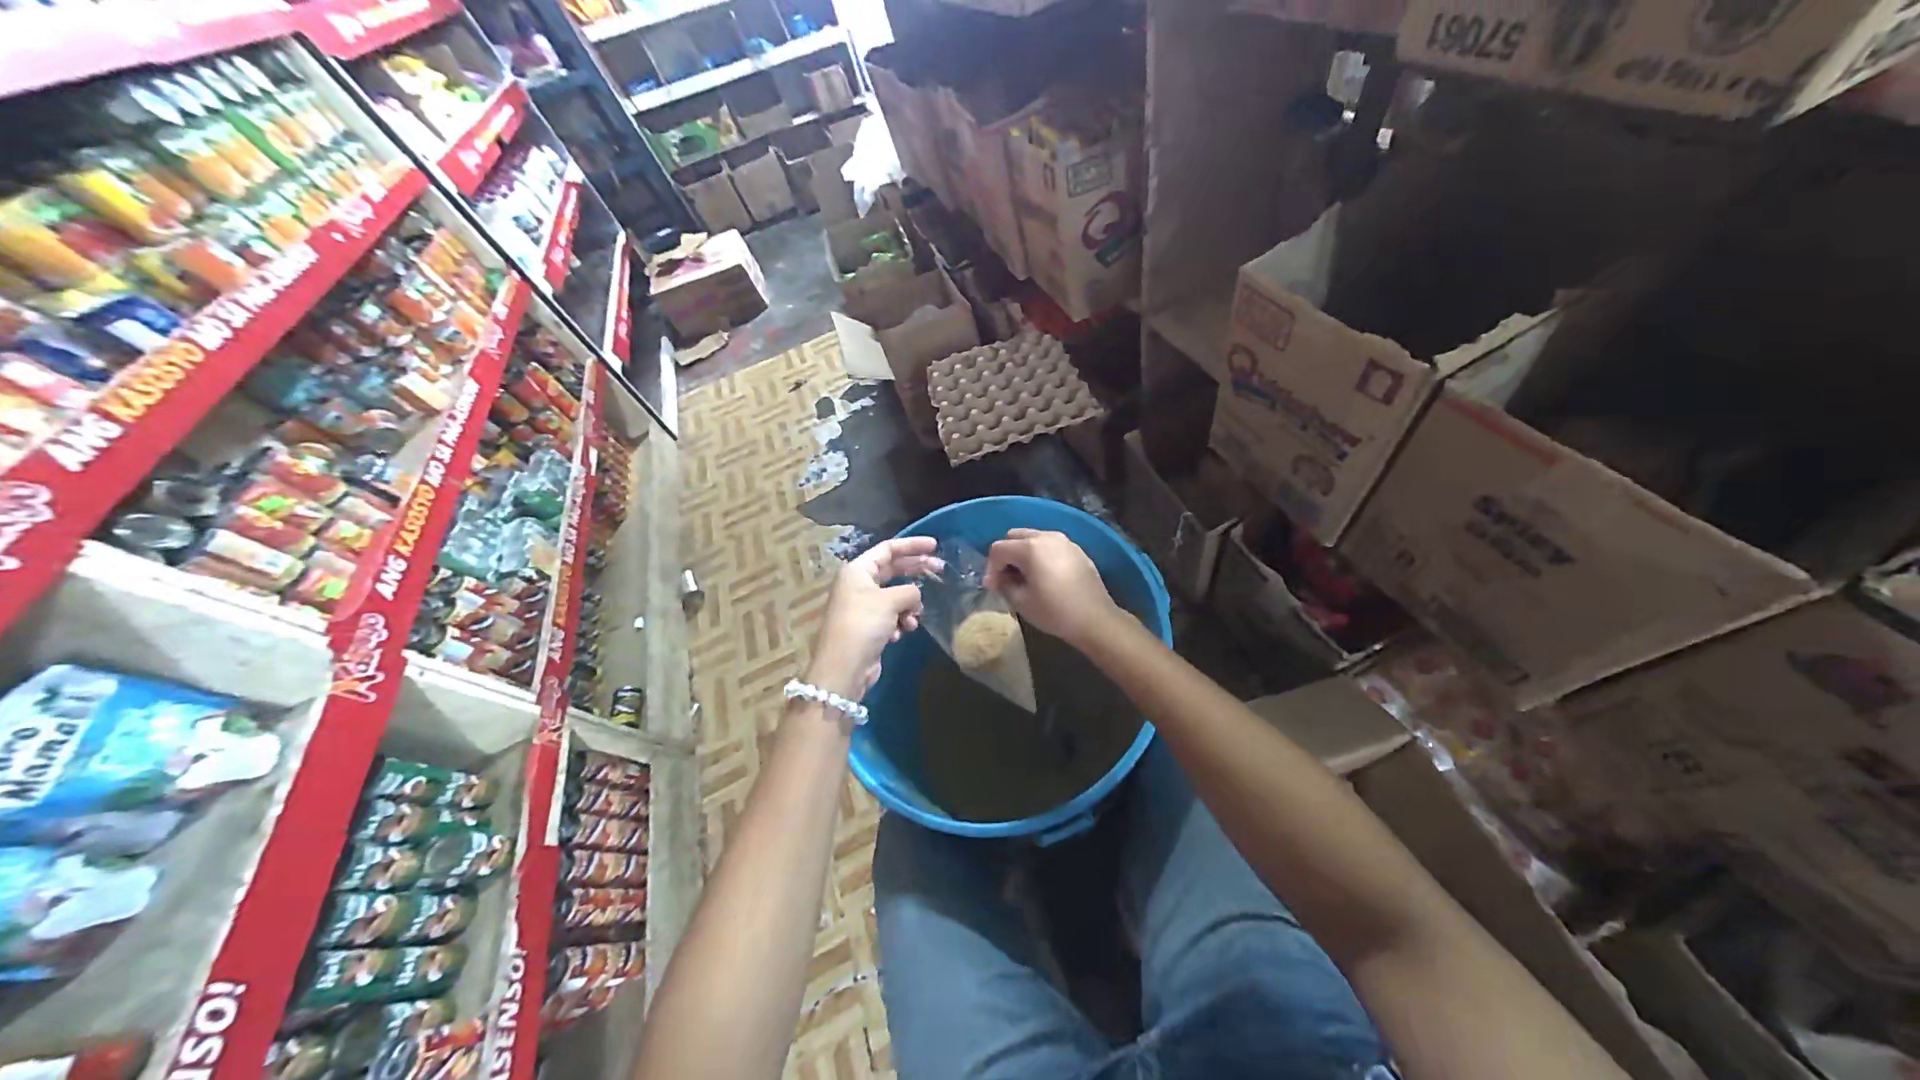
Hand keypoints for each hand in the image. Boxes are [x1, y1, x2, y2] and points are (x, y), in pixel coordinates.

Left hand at [805, 536, 942, 701]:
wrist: (844, 667)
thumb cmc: (863, 624)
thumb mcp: (890, 601)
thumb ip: (909, 591)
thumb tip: (915, 597)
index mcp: (858, 570)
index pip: (888, 549)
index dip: (912, 545)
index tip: (935, 546)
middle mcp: (859, 584)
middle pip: (893, 570)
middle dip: (916, 571)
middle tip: (940, 569)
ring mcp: (863, 606)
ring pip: (895, 597)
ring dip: (909, 606)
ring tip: (913, 618)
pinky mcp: (869, 626)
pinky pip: (892, 616)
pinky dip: (900, 622)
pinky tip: (902, 633)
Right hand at [985, 529, 1122, 646]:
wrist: (1095, 619)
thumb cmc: (1054, 612)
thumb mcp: (1020, 601)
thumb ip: (1004, 584)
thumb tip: (1000, 578)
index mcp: (1030, 547)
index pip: (999, 549)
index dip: (991, 568)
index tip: (992, 587)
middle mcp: (1047, 537)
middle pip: (1015, 537)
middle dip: (1006, 556)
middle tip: (1005, 578)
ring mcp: (1064, 541)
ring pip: (1033, 538)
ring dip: (1023, 554)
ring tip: (1023, 577)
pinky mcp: (1076, 550)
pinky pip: (1050, 545)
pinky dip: (1040, 555)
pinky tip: (1043, 576)